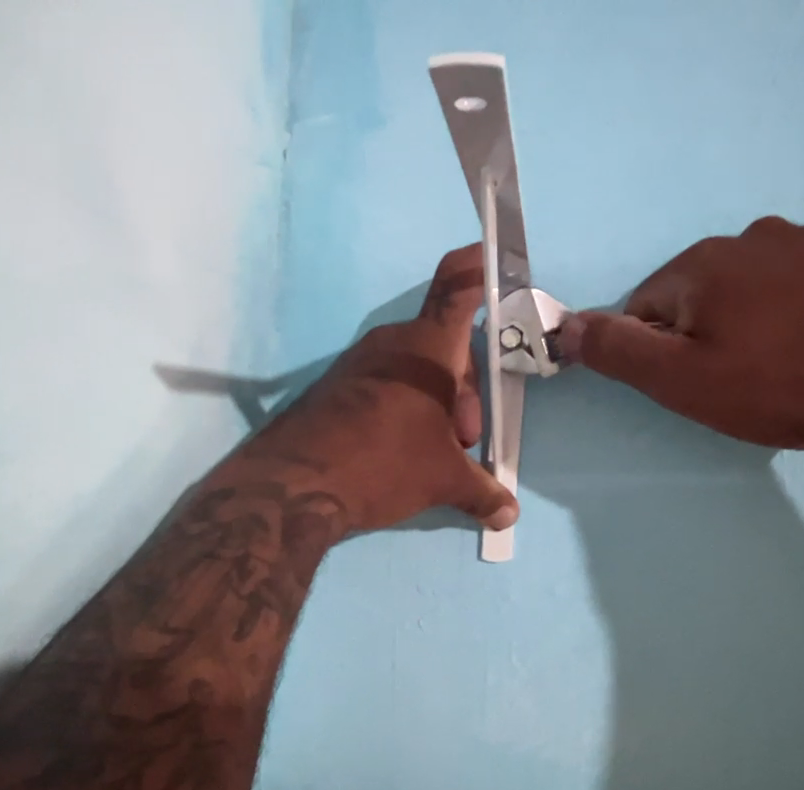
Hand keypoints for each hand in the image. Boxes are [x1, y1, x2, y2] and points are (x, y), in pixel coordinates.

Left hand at [224, 244, 517, 532]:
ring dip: (435, 407)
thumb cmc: (384, 463)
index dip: (480, 266)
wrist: (295, 484)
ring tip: (437, 456)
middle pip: (444, 347)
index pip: (458, 284)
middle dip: (466, 391)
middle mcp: (391, 344)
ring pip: (413, 371)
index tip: (495, 261)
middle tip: (466, 441)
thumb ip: (481, 490)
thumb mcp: (442, 479)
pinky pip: (383, 387)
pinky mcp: (333, 389)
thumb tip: (508, 513)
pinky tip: (401, 455)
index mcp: (427, 346)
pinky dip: (403, 412)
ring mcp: (357, 365)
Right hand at [558, 216, 803, 449]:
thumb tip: (564, 325)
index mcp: (705, 262)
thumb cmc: (777, 387)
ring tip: (785, 365)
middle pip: (702, 291)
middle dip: (707, 331)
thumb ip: (616, 349)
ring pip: (756, 285)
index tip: (693, 381)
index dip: (660, 349)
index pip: (647, 304)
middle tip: (737, 380)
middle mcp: (756, 235)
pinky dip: (802, 311)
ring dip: (755, 319)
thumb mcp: (680, 380)